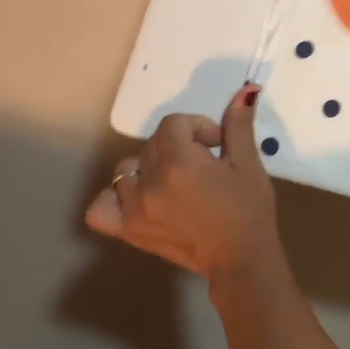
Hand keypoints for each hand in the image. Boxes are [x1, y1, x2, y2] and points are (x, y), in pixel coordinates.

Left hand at [86, 83, 280, 284]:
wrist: (240, 256)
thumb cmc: (249, 208)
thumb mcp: (249, 163)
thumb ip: (238, 126)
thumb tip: (245, 92)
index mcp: (180, 164)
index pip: (174, 124)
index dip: (199, 126)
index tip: (219, 144)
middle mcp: (149, 183)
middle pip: (152, 143)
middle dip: (180, 143)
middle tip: (207, 161)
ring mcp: (133, 209)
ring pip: (127, 169)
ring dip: (151, 165)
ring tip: (177, 178)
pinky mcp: (127, 230)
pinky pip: (100, 207)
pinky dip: (114, 196)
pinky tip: (140, 196)